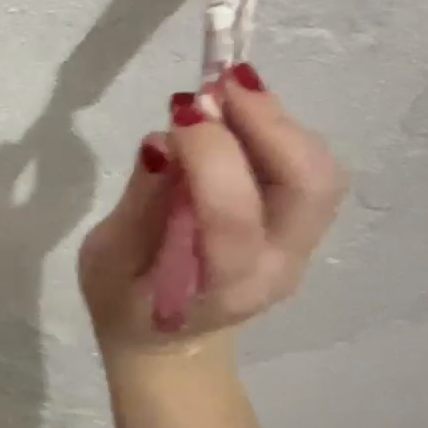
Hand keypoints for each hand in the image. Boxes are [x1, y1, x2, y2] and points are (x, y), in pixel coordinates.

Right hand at [78, 63, 345, 356]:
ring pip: (320, 171)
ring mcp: (299, 249)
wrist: (167, 343)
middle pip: (308, 184)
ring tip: (229, 90)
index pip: (233, 213)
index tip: (179, 111)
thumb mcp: (108, 259)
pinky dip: (280, 132)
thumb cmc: (125, 302)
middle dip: (268, 123)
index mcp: (220, 285)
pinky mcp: (302, 230)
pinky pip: (309, 171)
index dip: (211, 153)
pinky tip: (241, 113)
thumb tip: (163, 142)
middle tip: (219, 84)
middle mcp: (277, 267)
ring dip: (278, 121)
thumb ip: (139, 204)